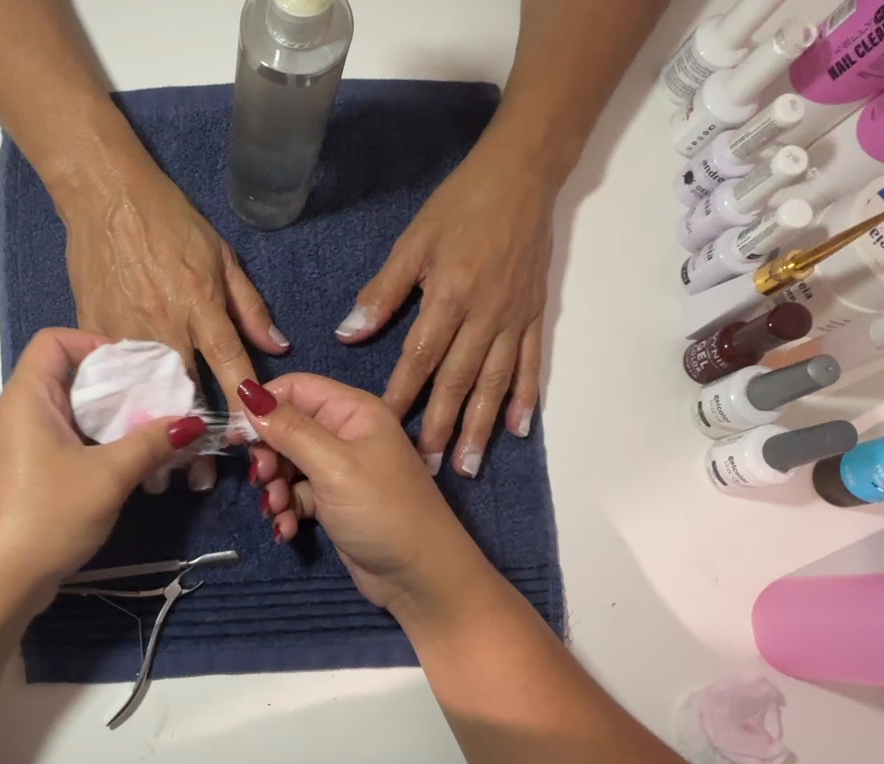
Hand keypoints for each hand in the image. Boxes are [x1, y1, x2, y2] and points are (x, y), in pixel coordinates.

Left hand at [0, 328, 206, 609]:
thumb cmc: (47, 516)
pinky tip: (133, 470)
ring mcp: (23, 449)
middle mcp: (20, 415)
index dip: (96, 343)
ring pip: (75, 417)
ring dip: (115, 424)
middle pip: (71, 378)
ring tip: (156, 438)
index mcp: (28, 397)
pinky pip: (69, 447)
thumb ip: (150, 443)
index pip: (55, 341)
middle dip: (119, 388)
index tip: (137, 368)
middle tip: (161, 403)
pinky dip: (101, 450)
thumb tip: (193, 422)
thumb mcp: (107, 477)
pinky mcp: (30, 478)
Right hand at [58, 168, 286, 490]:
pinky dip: (118, 410)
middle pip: (184, 392)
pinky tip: (122, 438)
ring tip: (160, 472)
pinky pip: (110, 380)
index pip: (229, 363)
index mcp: (202, 304)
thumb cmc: (169, 221)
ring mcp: (126, 329)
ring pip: (144, 395)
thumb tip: (278, 346)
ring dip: (153, 436)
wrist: (105, 196)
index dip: (242, 401)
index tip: (249, 438)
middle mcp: (166, 323)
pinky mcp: (94, 330)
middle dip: (192, 438)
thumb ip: (249, 306)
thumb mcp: (221, 255)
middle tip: (199, 478)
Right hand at [235, 375, 493, 613]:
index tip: (236, 436)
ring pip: (286, 465)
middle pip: (285, 428)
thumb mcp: (334, 466)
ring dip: (273, 488)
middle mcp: (345, 434)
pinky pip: (296, 496)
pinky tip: (286, 530)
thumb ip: (289, 430)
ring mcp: (338, 470)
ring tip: (277, 511)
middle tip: (263, 481)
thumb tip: (246, 392)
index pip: (295, 388)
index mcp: (353, 411)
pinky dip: (286, 510)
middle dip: (267, 455)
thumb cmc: (383, 511)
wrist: (419, 577)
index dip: (262, 406)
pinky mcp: (332, 503)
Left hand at [335, 145, 555, 478]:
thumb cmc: (459, 207)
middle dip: (443, 427)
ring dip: (482, 426)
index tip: (386, 431)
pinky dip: (525, 397)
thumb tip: (348, 334)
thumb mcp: (412, 242)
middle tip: (430, 469)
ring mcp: (514, 318)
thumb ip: (382, 292)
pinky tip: (517, 429)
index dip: (402, 396)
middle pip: (459, 380)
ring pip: (495, 381)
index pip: (420, 357)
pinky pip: (531, 363)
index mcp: (448, 297)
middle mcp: (484, 316)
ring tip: (470, 464)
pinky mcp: (535, 314)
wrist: (523, 174)